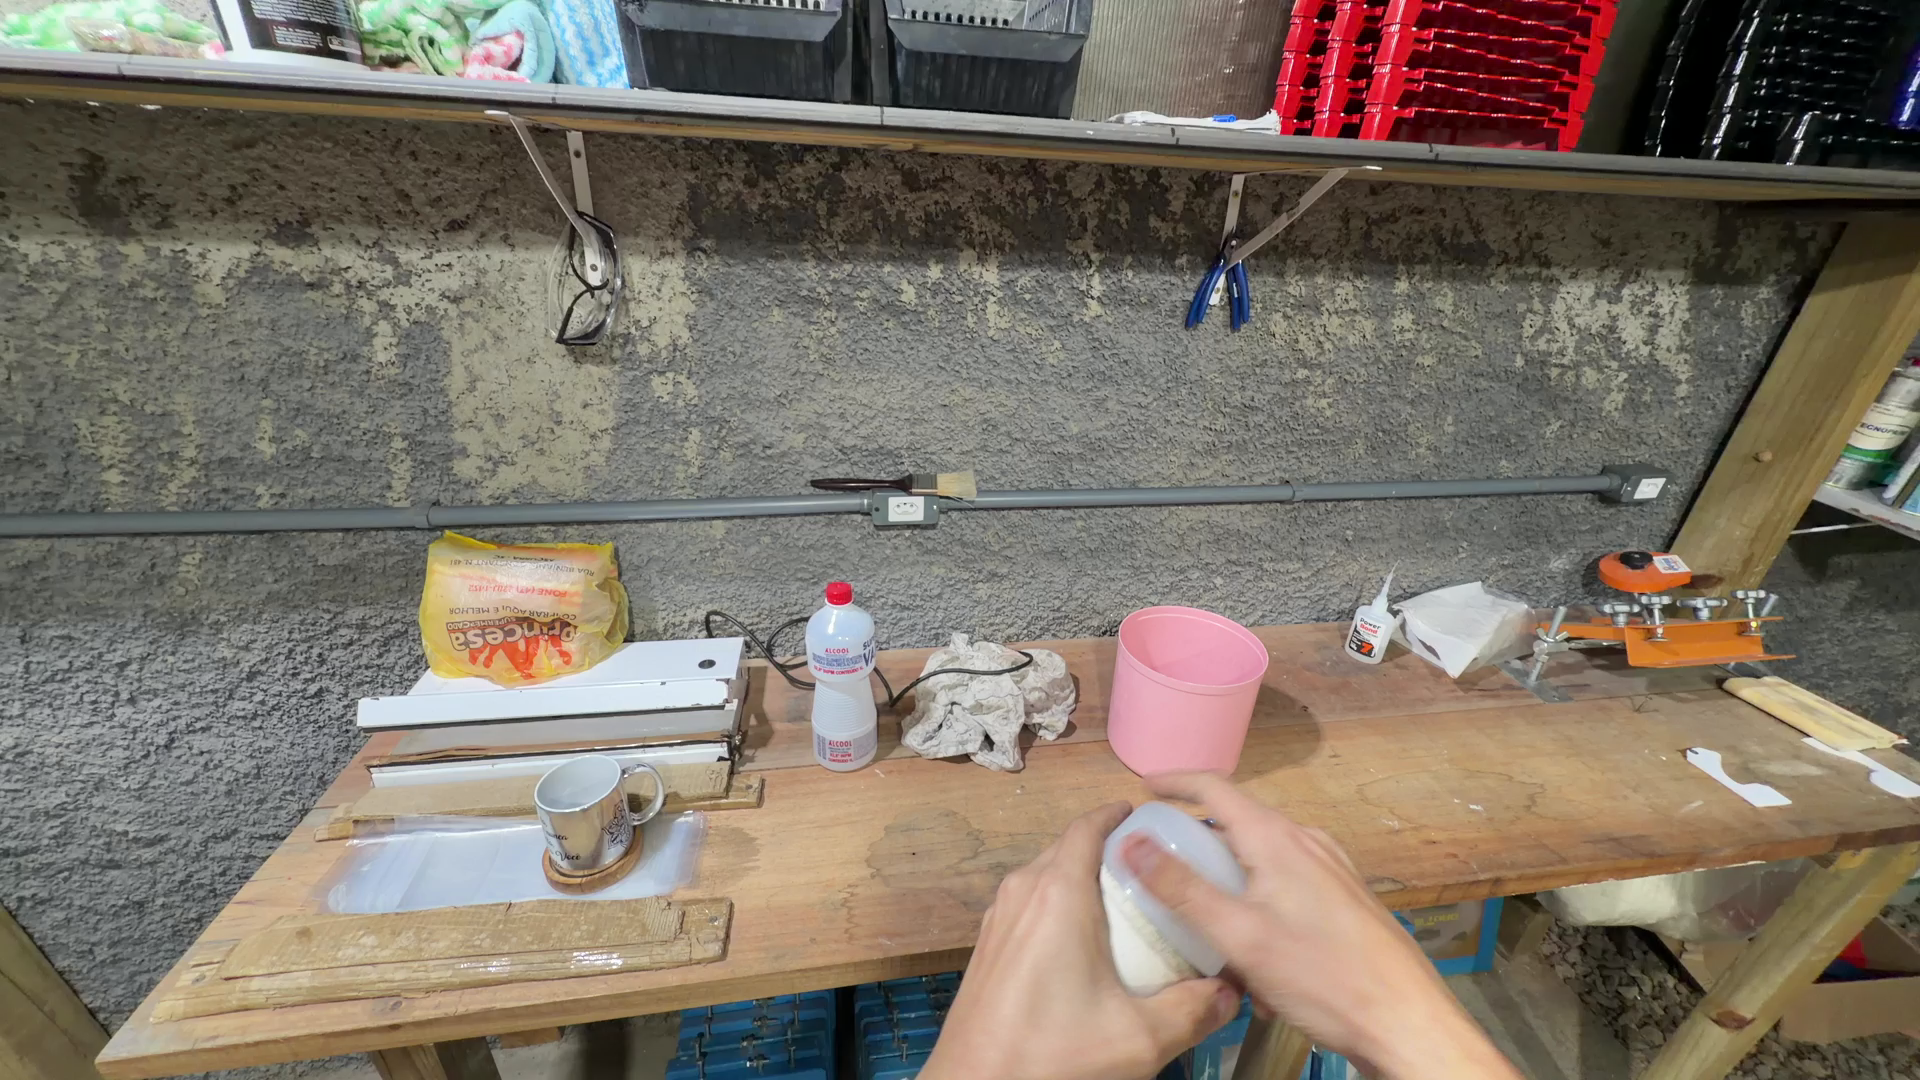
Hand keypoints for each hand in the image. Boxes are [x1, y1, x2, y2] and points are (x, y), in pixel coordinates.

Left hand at [919, 802, 1242, 1079]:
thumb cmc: (1055, 1053)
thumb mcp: (1136, 1039)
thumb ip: (1191, 1011)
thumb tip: (1231, 991)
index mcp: (1057, 891)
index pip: (1086, 827)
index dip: (1113, 814)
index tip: (1142, 815)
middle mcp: (1023, 888)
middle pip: (1067, 846)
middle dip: (1104, 847)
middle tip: (1146, 866)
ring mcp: (998, 913)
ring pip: (1045, 872)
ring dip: (1079, 873)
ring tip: (1119, 899)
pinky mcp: (987, 940)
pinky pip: (1028, 899)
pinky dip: (1057, 899)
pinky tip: (1079, 936)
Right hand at [1121, 773, 1521, 1079]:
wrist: (1413, 1028)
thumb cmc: (1323, 976)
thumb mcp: (1239, 936)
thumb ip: (1181, 888)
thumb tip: (1131, 842)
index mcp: (1276, 837)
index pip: (1214, 787)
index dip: (1174, 781)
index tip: (1143, 787)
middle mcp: (1305, 840)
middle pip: (1238, 818)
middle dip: (1196, 830)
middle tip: (1163, 851)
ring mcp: (1330, 868)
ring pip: (1263, 850)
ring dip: (1227, 864)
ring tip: (1202, 897)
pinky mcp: (1344, 897)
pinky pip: (1286, 876)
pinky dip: (1255, 887)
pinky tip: (1252, 933)